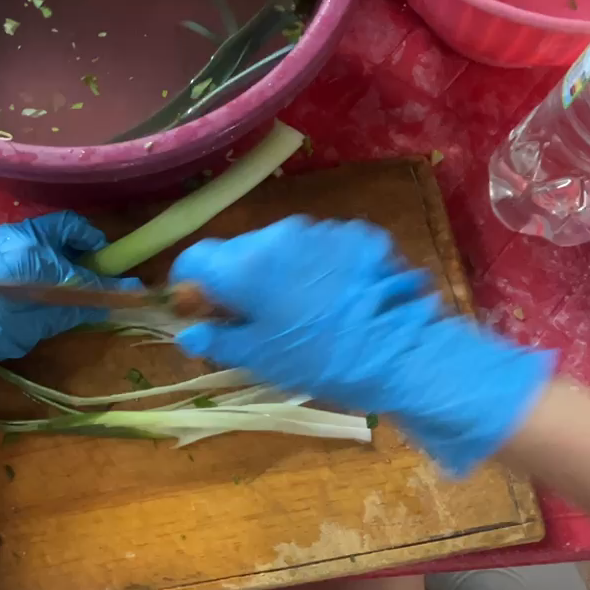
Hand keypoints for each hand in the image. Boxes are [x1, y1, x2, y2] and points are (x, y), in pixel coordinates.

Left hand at [0, 212, 140, 406]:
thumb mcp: (40, 319)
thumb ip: (79, 304)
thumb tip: (118, 298)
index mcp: (30, 242)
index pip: (75, 229)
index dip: (98, 246)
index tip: (112, 268)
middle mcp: (13, 236)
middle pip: (58, 235)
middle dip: (80, 257)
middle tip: (92, 285)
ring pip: (40, 248)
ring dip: (59, 266)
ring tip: (66, 297)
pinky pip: (22, 258)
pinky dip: (39, 272)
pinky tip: (39, 299)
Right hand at [170, 216, 554, 474]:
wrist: (401, 352)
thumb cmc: (317, 359)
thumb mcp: (258, 358)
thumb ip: (216, 339)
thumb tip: (187, 332)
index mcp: (245, 264)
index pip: (194, 258)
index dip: (189, 285)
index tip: (200, 310)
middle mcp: (277, 235)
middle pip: (238, 251)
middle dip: (235, 280)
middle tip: (250, 318)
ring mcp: (320, 230)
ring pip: (279, 247)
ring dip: (276, 272)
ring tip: (297, 310)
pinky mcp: (356, 234)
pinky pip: (318, 247)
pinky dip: (314, 268)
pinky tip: (332, 299)